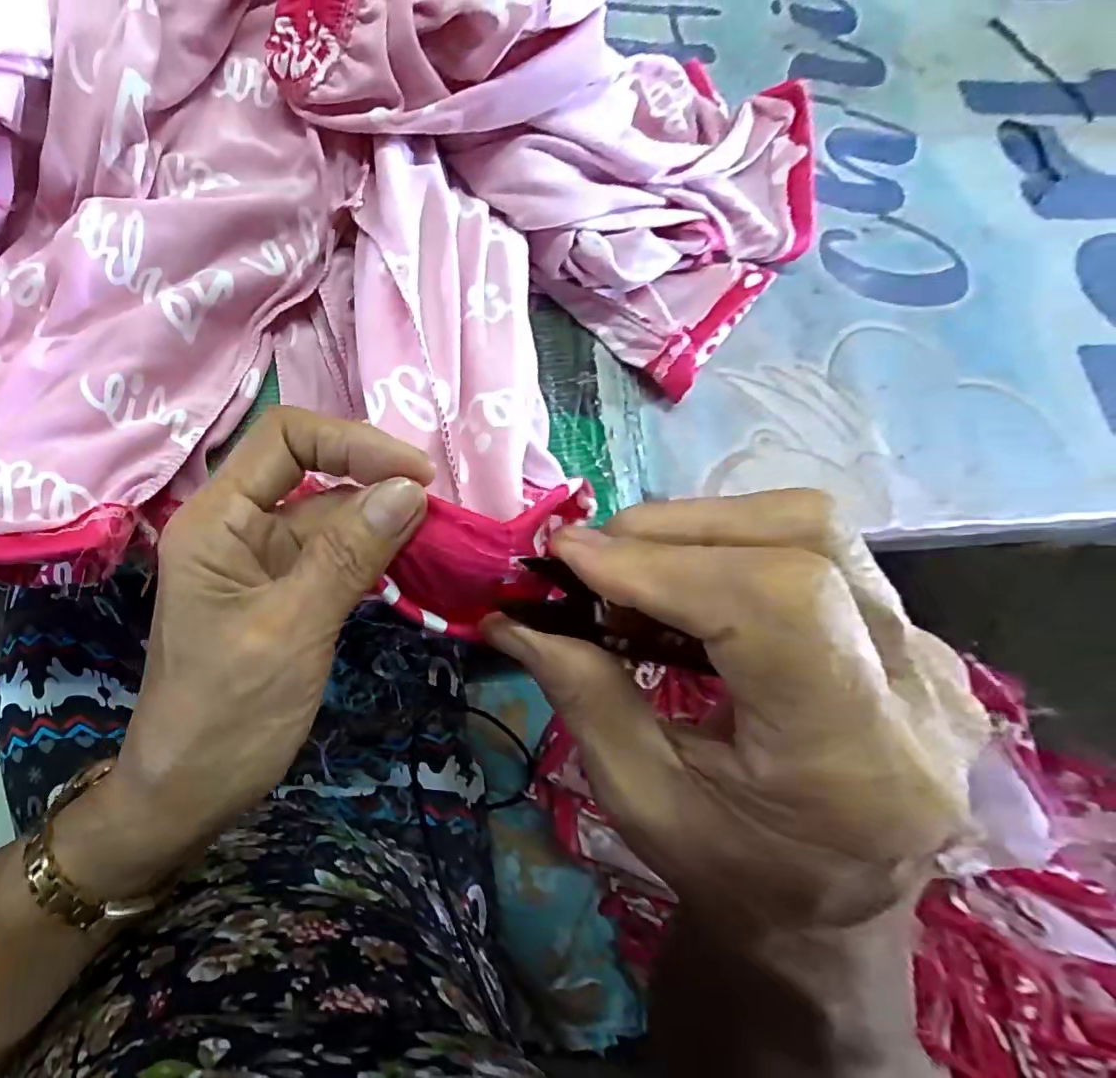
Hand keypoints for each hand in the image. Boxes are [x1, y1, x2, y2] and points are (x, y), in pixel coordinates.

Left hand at [61, 407, 432, 894]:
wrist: (187, 791)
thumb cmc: (227, 715)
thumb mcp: (293, 629)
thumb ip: (348, 554)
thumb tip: (410, 487)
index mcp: (213, 520)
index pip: (282, 439)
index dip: (351, 442)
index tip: (417, 476)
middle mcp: (230, 528)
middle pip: (307, 474)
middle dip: (374, 484)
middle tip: (445, 514)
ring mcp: (252, 563)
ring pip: (322, 519)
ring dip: (378, 524)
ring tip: (444, 539)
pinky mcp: (273, 595)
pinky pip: (323, 559)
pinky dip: (365, 558)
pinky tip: (411, 564)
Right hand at [482, 489, 989, 934]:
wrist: (828, 905)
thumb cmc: (726, 864)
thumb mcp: (635, 794)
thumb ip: (581, 694)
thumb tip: (509, 618)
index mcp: (852, 754)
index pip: (774, 607)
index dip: (658, 566)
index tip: (564, 558)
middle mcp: (916, 689)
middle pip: (799, 543)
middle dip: (663, 534)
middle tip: (579, 564)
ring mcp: (925, 653)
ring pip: (808, 529)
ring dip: (689, 529)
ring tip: (620, 572)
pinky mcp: (900, 633)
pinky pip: (809, 548)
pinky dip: (716, 545)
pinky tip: (668, 584)